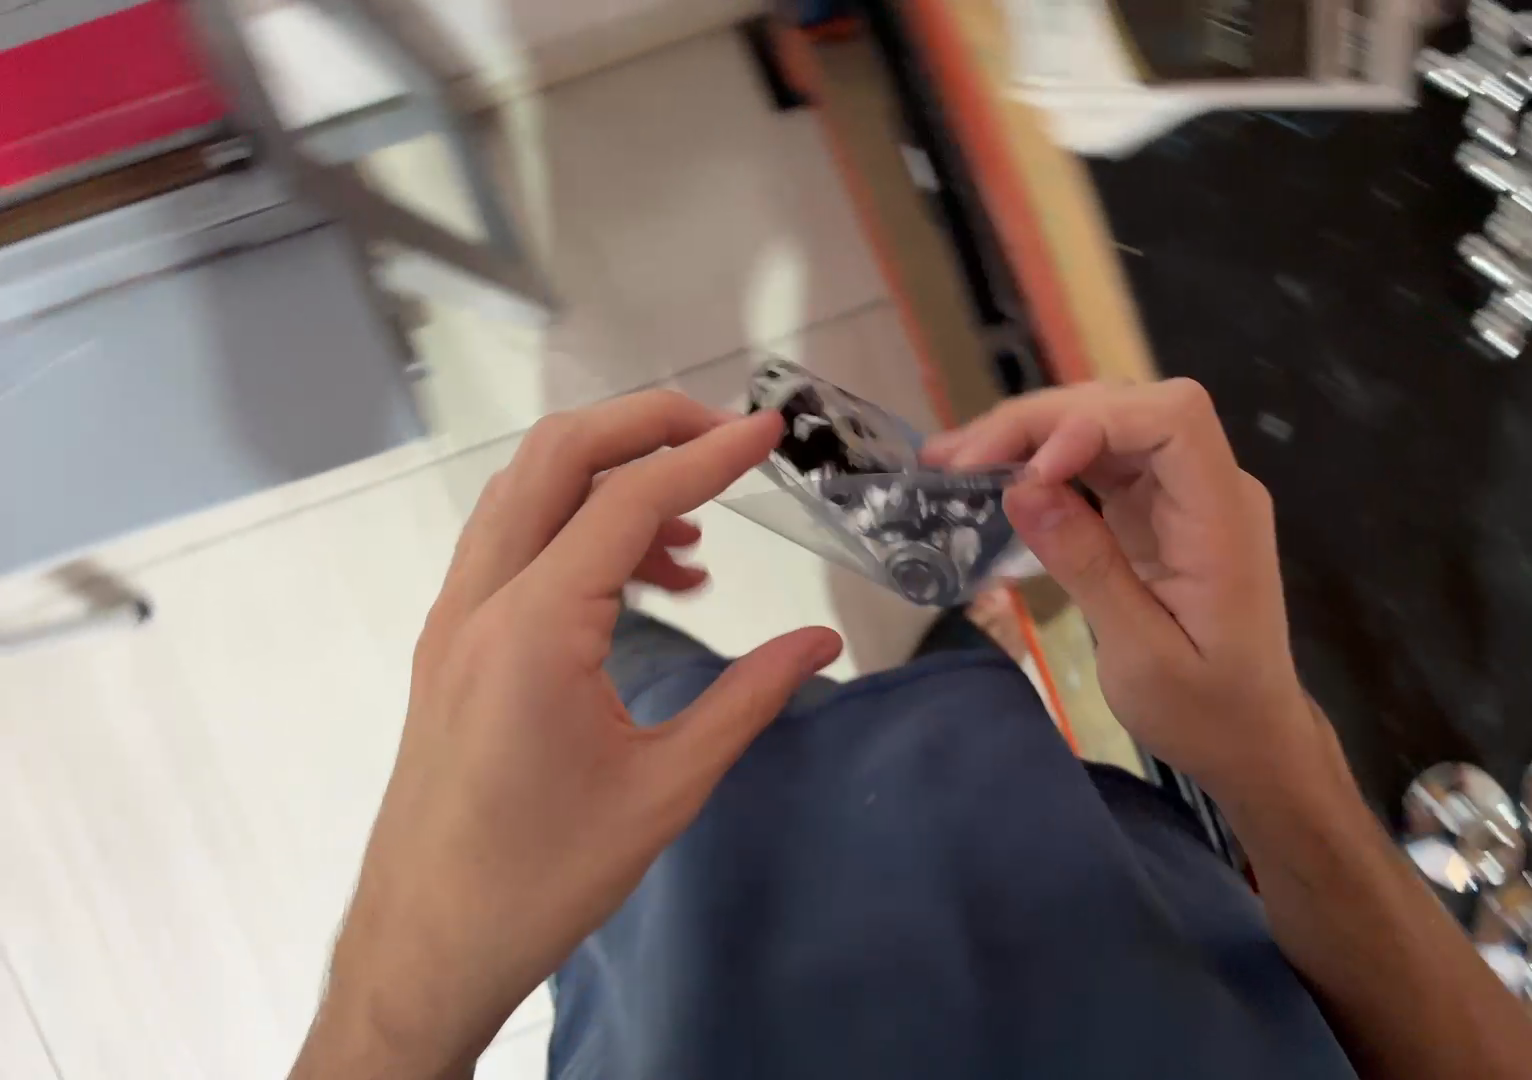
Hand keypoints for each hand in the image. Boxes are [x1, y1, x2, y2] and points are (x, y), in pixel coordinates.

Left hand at [293, 393, 841, 1078]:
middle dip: (648, 424)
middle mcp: (482, 599)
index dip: (709, 455)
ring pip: (531, 490)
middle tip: (727, 438)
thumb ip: (751, 696)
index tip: (768, 431)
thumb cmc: (548, 874)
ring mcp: (458, 614)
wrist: (425, 950)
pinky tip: (656, 581)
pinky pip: (524, 541)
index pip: (629, 499)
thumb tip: (824, 639)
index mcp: (535, 629)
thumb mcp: (670, 786)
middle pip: (558, 456)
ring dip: (618, 475)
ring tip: (701, 531)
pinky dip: (592, 527)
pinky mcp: (457, 637)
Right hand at [924, 379, 1332, 800]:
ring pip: (1103, 427)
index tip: (1030, 472)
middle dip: (1037, 424)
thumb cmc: (1206, 710)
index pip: (1173, 420)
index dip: (1095, 423)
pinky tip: (992, 473)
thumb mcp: (1141, 654)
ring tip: (954, 460)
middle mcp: (1207, 486)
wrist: (1248, 735)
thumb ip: (1087, 566)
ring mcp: (1180, 492)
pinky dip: (1041, 462)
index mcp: (1222, 517)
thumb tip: (1020, 490)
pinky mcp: (1154, 507)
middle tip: (954, 460)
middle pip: (1126, 409)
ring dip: (1028, 436)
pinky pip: (1097, 461)